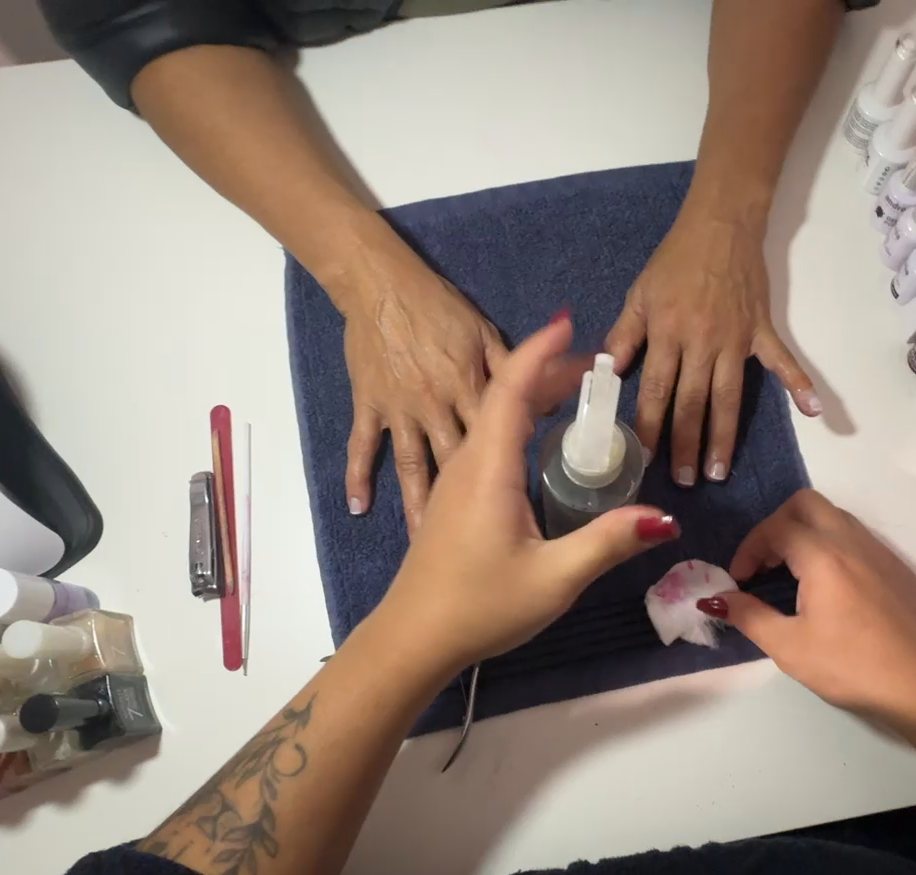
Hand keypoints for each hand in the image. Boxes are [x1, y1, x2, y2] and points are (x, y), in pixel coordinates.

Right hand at [342, 259, 507, 532]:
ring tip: (421, 544)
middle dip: (471, 506)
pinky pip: (363, 447)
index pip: (502, 434)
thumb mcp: (485, 334)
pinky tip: (358, 508)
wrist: (379, 285)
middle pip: (459, 462)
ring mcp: (400, 414)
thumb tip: (557, 392)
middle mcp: (436, 410)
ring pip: (414, 467)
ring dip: (416, 505)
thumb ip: (516, 371)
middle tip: (481, 548)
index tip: (529, 502)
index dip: (515, 468)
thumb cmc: (438, 307)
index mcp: (470, 392)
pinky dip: (358, 475)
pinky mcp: (370, 409)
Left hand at [374, 313, 681, 673]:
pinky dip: (518, 424)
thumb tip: (665, 517)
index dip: (540, 351)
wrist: (413, 639)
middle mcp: (469, 463)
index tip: (570, 322)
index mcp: (489, 468)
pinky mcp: (456, 499)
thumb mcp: (554, 579)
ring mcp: (457, 481)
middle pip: (504, 397)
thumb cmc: (479, 606)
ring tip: (574, 395)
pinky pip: (488, 442)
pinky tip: (539, 444)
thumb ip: (607, 543)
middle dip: (546, 373)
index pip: (512, 390)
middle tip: (595, 369)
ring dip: (531, 398)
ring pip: (493, 419)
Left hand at [606, 204, 821, 488]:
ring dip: (724, 436)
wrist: (721, 224)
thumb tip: (607, 371)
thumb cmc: (675, 261)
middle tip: (686, 480)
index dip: (649, 427)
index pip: (656, 391)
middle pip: (693, 403)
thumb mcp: (639, 294)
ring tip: (720, 471)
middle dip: (687, 444)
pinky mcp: (762, 331)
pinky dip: (799, 384)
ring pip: (729, 397)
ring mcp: (735, 340)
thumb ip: (624, 335)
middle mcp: (700, 343)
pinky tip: (814, 411)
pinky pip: (781, 361)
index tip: (645, 459)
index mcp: (667, 335)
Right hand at [704, 491, 915, 736]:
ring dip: (804, 533)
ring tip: (790, 575)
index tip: (738, 581)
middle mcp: (853, 542)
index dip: (749, 549)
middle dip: (776, 525)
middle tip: (763, 564)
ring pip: (834, 517)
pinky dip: (830, 546)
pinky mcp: (897, 570)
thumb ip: (749, 616)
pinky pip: (856, 538)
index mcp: (823, 556)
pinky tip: (827, 588)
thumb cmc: (852, 667)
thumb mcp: (789, 647)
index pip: (775, 528)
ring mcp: (880, 553)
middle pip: (806, 504)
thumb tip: (718, 599)